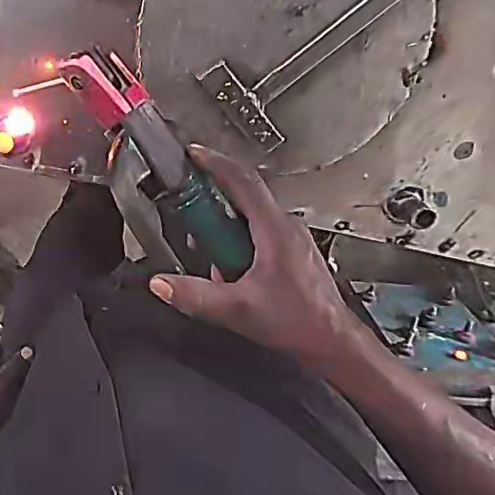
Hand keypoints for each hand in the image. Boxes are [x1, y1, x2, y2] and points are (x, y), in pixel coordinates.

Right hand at [148, 145, 374, 373]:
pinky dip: (238, 242)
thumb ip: (195, 296)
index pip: (242, 180)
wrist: (332, 341)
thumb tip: (163, 283)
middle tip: (189, 210)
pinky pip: (258, 232)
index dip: (215, 163)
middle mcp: (285, 226)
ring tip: (211, 254)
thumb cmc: (300, 322)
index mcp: (275, 229)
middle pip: (243, 195)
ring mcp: (290, 237)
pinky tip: (231, 272)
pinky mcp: (290, 251)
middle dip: (212, 201)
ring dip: (225, 228)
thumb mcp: (238, 309)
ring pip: (250, 216)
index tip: (194, 154)